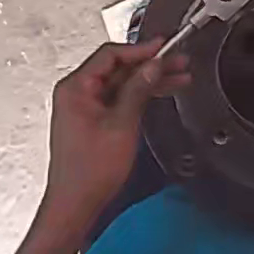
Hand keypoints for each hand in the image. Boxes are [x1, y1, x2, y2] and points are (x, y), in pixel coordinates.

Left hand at [39, 39, 189, 232]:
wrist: (76, 206)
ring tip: (178, 76)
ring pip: (122, 83)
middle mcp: (77, 93)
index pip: (110, 55)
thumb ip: (138, 90)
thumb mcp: (122, 124)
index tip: (162, 47)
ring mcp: (84, 106)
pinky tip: (160, 93)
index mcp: (75, 88)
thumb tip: (153, 65)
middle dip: (150, 65)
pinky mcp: (93, 119)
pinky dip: (140, 95)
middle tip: (177, 61)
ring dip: (149, 80)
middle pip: (118, 68)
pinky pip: (119, 98)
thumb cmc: (90, 171)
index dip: (140, 49)